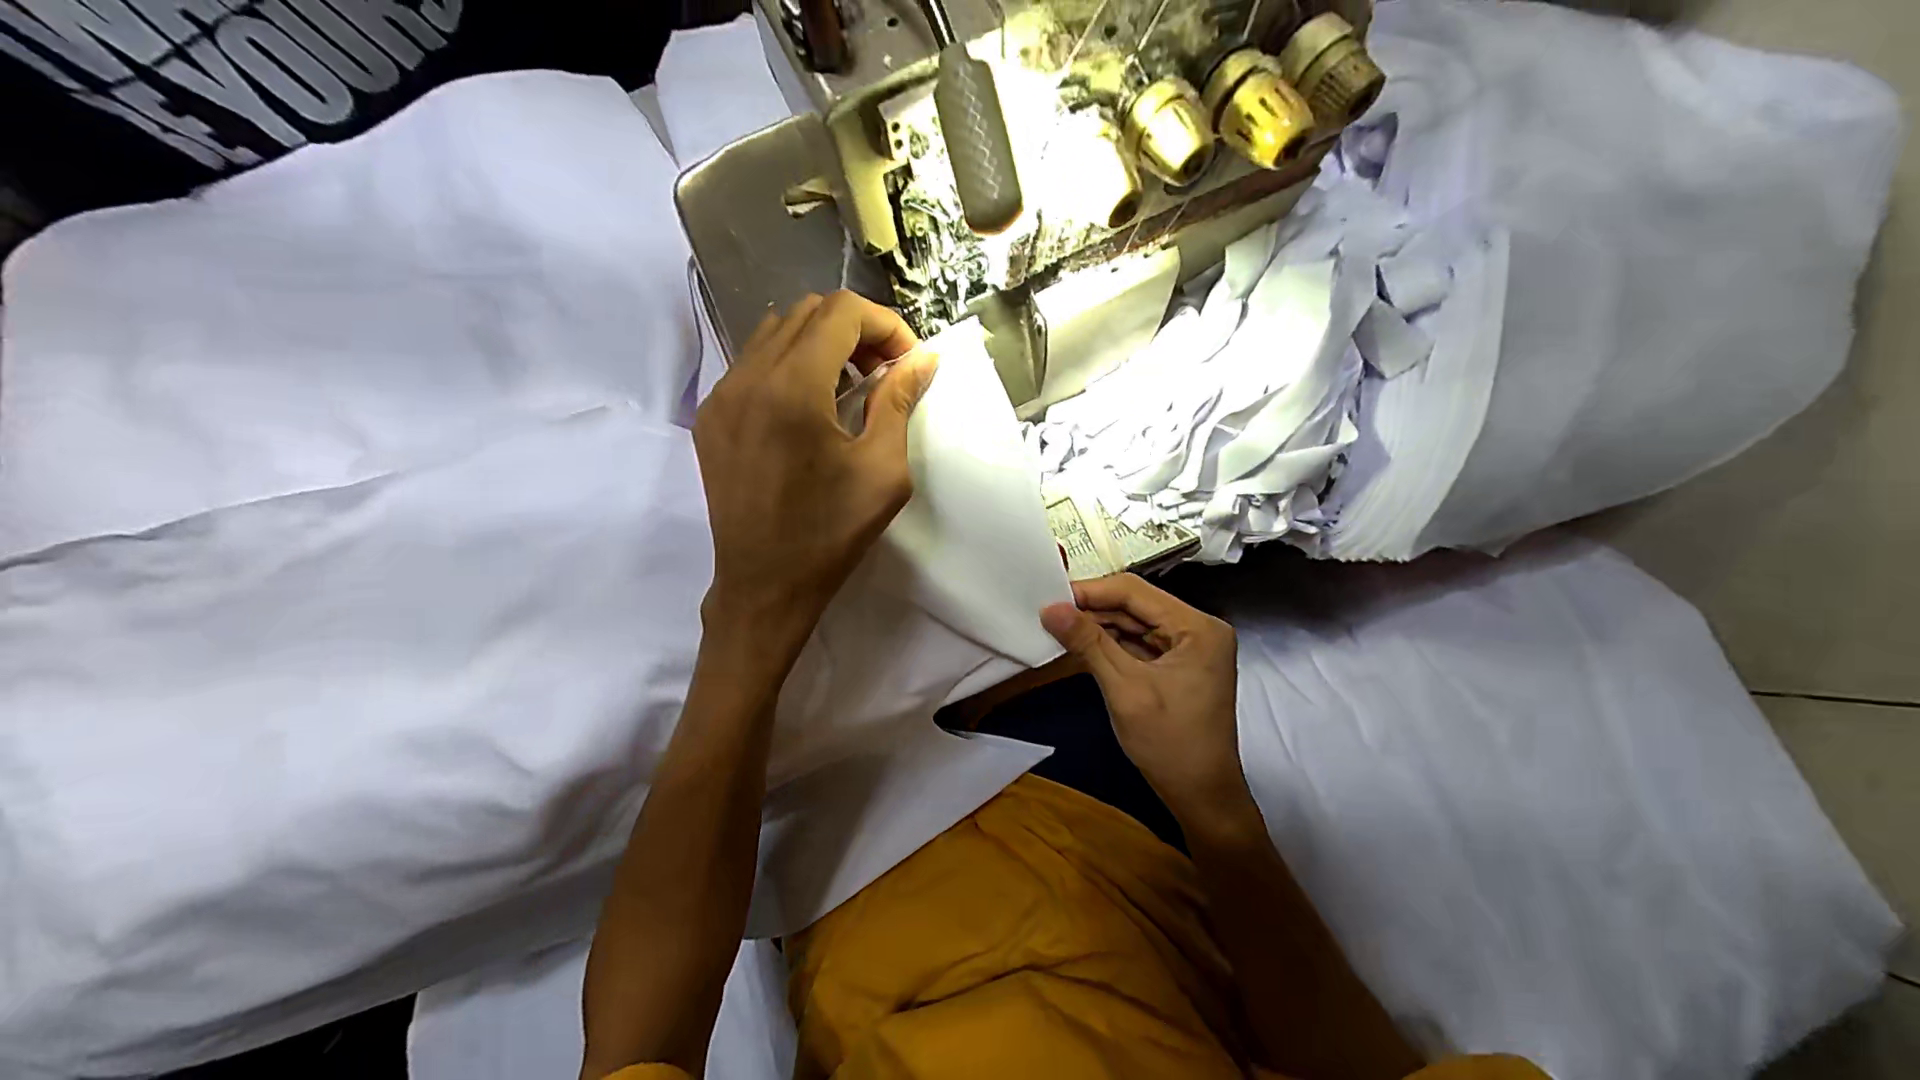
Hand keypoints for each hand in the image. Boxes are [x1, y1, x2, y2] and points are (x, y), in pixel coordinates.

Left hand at [693, 291, 933, 653]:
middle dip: (856, 330)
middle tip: (885, 373)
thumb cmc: (830, 534)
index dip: (885, 325)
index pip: (842, 312)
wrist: (763, 585)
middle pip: (808, 311)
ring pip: (776, 331)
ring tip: (850, 386)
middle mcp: (748, 378)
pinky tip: (810, 405)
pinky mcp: (710, 416)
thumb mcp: (883, 471)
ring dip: (822, 343)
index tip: (908, 362)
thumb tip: (922, 359)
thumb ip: (899, 401)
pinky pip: (752, 362)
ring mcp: (721, 395)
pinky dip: (789, 364)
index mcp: (793, 388)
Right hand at [1040, 574, 1253, 829]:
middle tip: (1048, 612)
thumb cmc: (1169, 744)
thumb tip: (1050, 608)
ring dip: (1098, 627)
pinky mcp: (1177, 664)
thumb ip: (1088, 642)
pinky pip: (1139, 644)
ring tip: (1057, 626)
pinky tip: (1080, 644)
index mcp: (1197, 627)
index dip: (1091, 591)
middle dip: (1092, 609)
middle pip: (1135, 605)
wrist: (1202, 796)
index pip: (1135, 592)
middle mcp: (1197, 628)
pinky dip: (1110, 645)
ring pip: (1134, 624)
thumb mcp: (1124, 688)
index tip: (1050, 596)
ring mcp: (1189, 647)